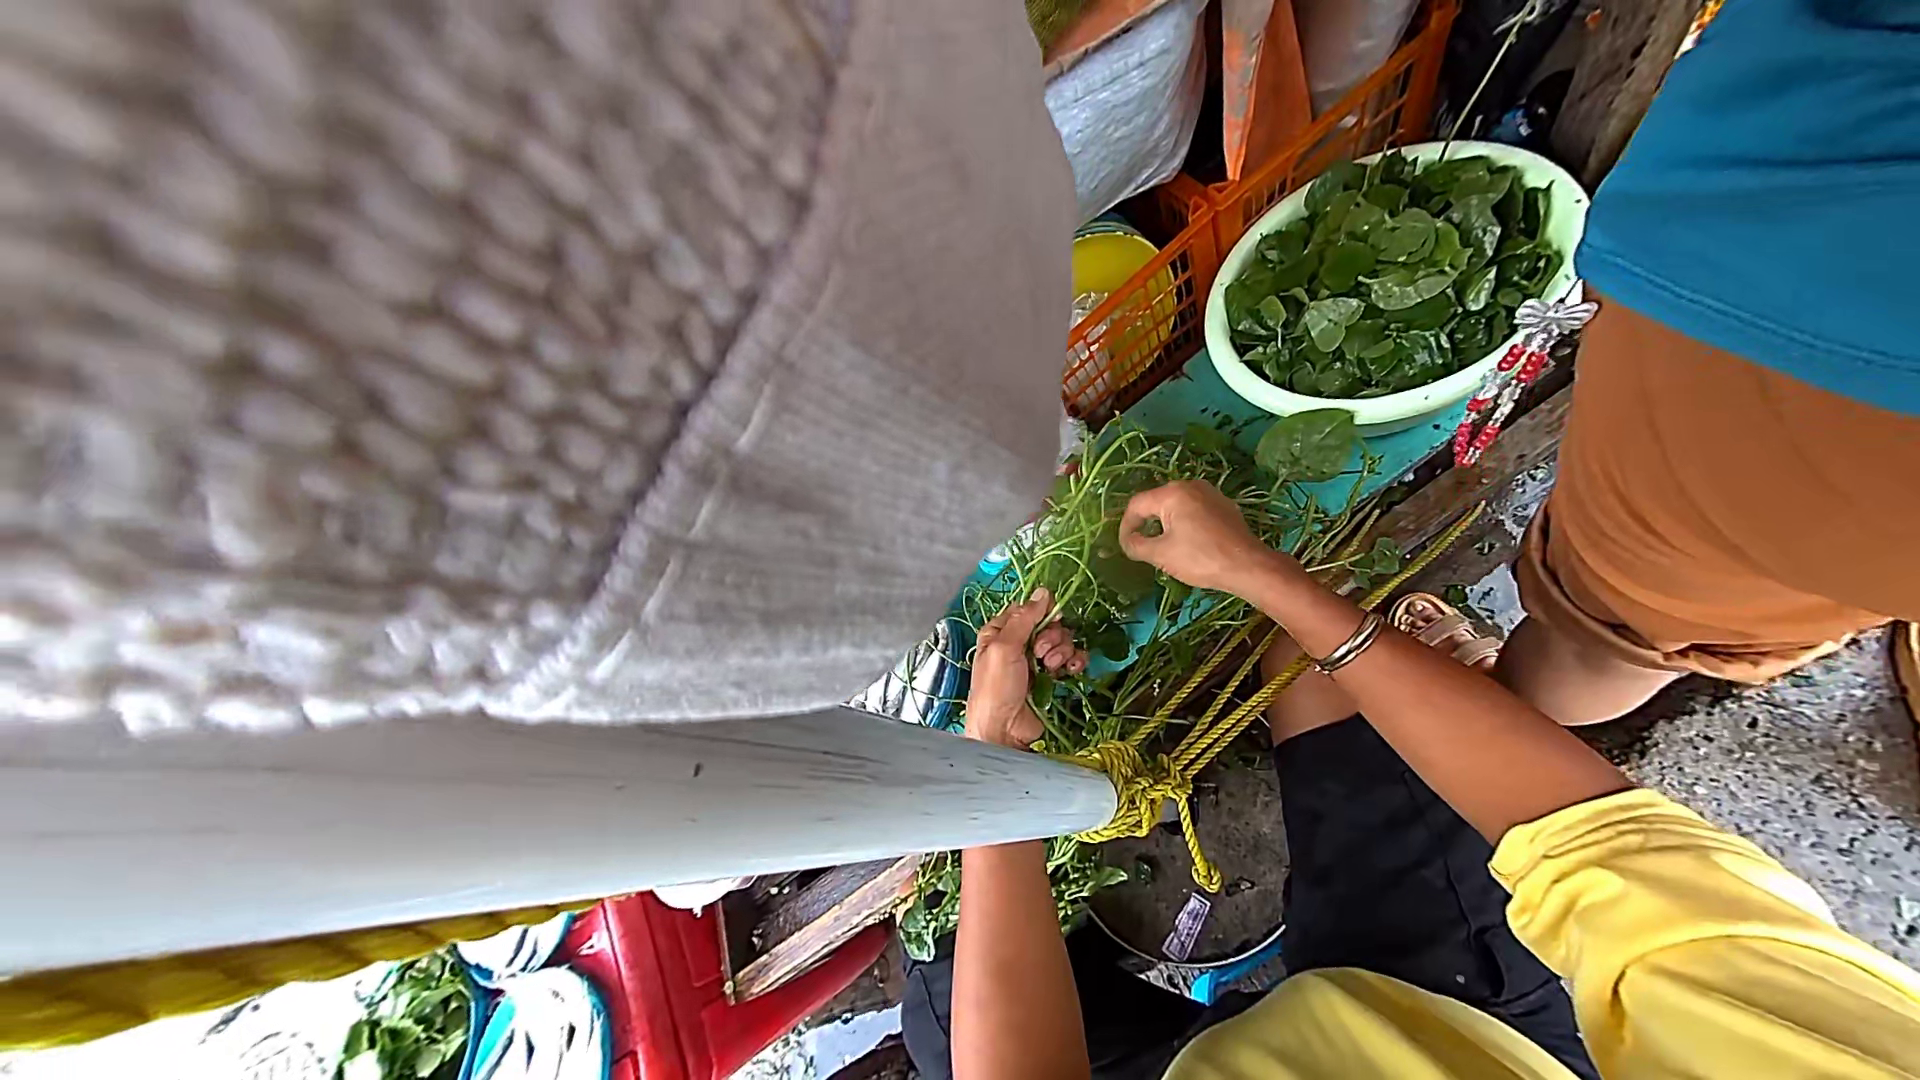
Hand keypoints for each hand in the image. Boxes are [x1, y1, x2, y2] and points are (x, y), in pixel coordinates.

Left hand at [966, 587, 1085, 748]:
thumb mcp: (1004, 648)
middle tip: (1042, 654)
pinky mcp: (1050, 678)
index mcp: (1000, 632)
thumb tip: (1043, 591)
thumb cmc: (996, 688)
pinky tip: (1071, 670)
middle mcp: (1018, 643)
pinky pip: (1070, 660)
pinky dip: (1075, 662)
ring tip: (1051, 667)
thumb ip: (1024, 618)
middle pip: (1048, 624)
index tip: (1048, 620)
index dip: (1041, 613)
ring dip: (1061, 651)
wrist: (1005, 731)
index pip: (1027, 610)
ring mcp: (1035, 661)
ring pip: (1061, 641)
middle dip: (1051, 636)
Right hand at [1119, 480, 1289, 594]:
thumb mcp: (1160, 554)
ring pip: (1175, 506)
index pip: (1136, 505)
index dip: (1125, 526)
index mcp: (1172, 493)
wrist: (1248, 566)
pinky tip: (1187, 543)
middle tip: (1141, 547)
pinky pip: (1193, 510)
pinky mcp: (1223, 505)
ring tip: (1163, 547)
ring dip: (1164, 525)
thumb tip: (1127, 541)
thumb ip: (1135, 545)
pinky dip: (1183, 524)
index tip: (1126, 547)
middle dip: (1145, 525)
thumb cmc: (1201, 558)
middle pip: (1155, 502)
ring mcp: (1209, 493)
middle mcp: (1190, 485)